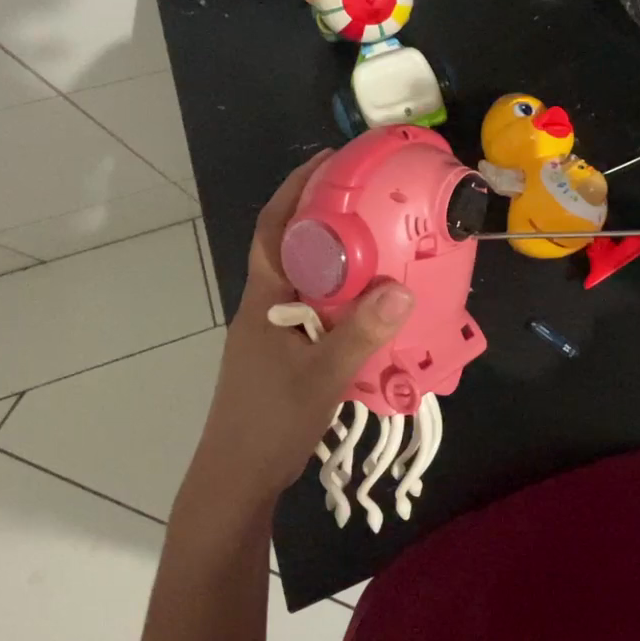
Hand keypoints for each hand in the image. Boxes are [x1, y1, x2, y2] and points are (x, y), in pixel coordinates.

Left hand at [192, 150, 415, 502]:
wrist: (236, 480)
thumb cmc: (268, 423)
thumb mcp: (321, 376)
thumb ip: (361, 333)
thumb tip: (404, 288)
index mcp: (265, 299)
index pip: (276, 228)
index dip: (297, 188)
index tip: (331, 159)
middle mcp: (267, 305)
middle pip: (294, 243)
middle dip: (327, 211)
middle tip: (374, 193)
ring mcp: (275, 329)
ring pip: (308, 274)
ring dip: (339, 250)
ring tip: (384, 237)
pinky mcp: (287, 349)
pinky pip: (319, 302)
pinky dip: (345, 288)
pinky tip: (375, 299)